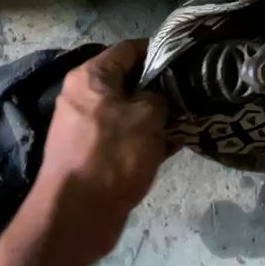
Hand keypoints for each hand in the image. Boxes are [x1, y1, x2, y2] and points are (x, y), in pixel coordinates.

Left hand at [0, 40, 170, 265]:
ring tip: (186, 120)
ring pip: (127, 112)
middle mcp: (83, 95)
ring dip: (154, 117)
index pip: (129, 49)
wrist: (75, 216)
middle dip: (158, 88)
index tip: (184, 61)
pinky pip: (122, 137)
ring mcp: (85, 127)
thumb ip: (160, 97)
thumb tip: (161, 97)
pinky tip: (172, 146)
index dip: (158, 52)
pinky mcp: (91, 155)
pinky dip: (144, 140)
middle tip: (188, 93)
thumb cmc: (112, 155)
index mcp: (91, 76)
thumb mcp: (147, 117)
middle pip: (127, 80)